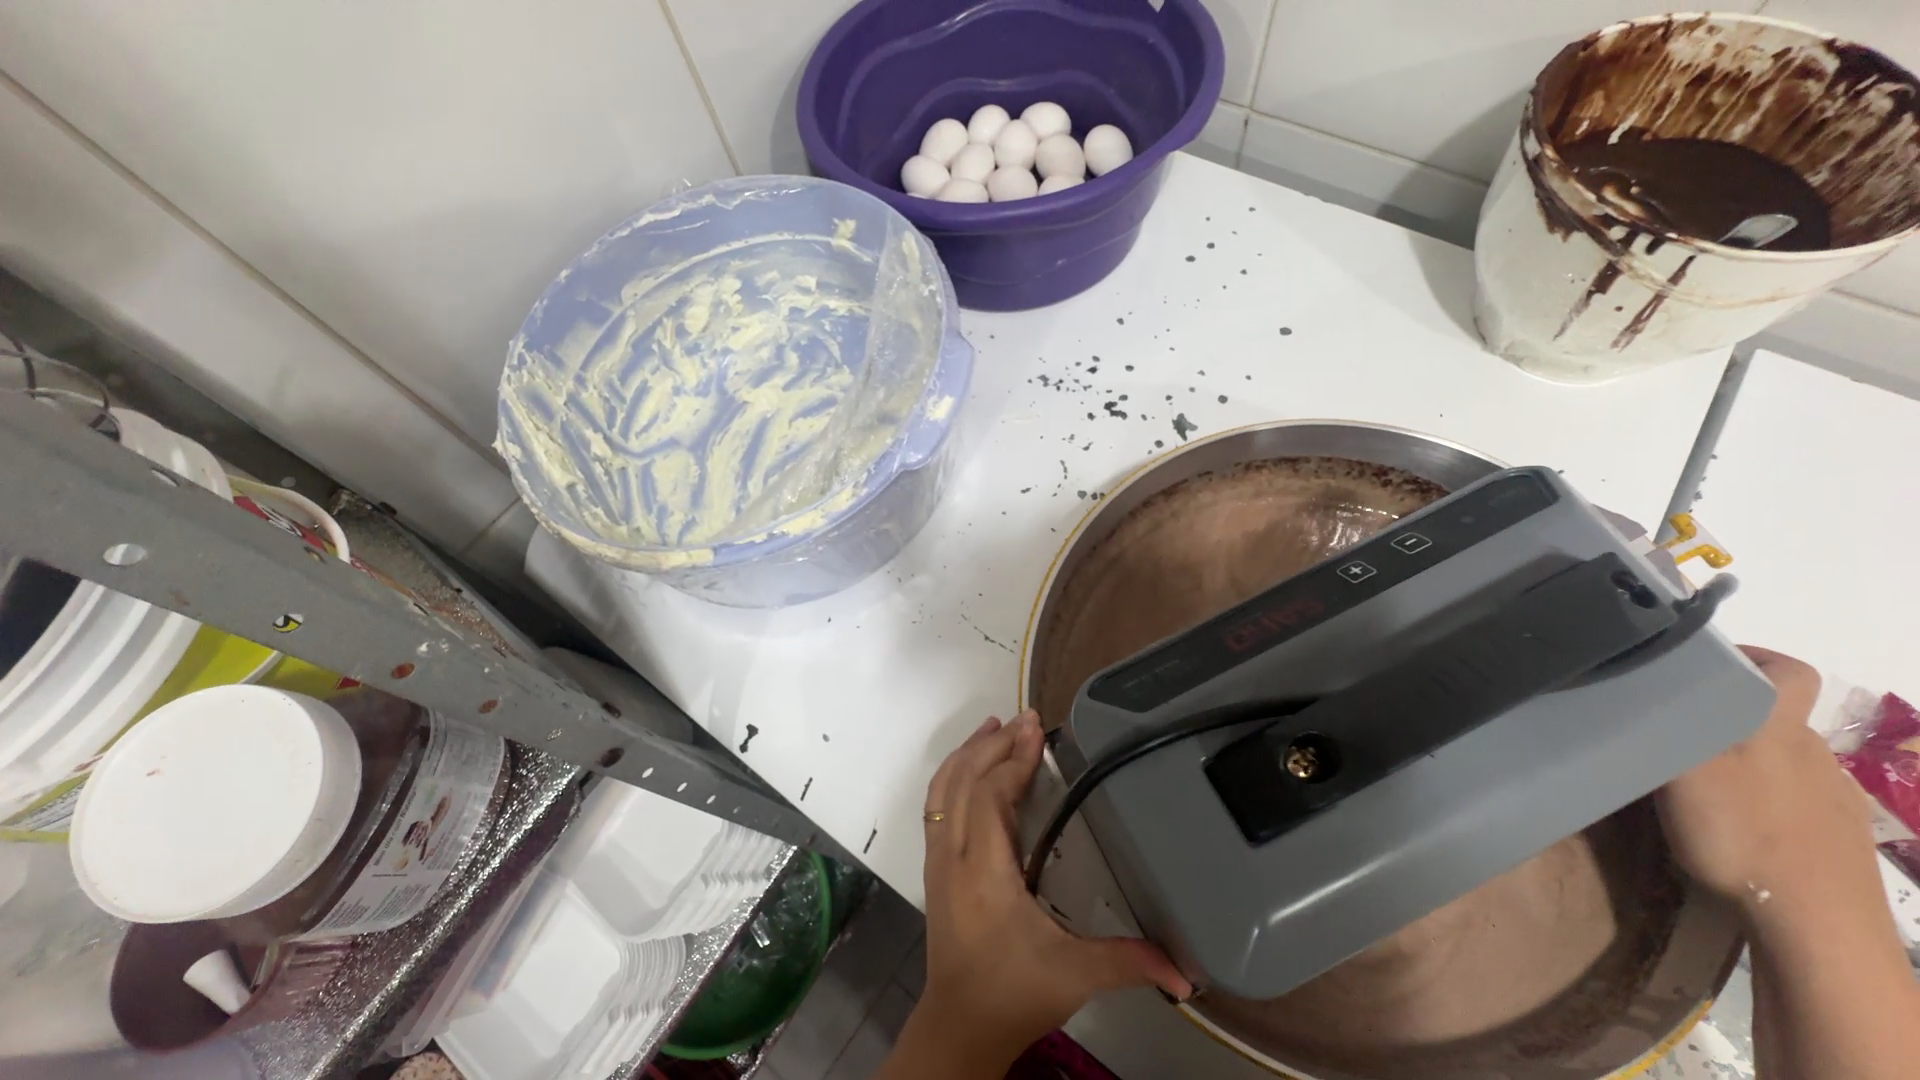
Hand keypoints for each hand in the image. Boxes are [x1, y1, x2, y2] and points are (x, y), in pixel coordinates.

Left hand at [891, 711, 1189, 1076]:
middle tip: (1025, 718)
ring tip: (994, 726)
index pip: (989, 796)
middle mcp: (952, 857)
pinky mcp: (935, 869)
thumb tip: (1187, 971)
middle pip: (963, 783)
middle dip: (992, 745)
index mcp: (983, 871)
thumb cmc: (1014, 994)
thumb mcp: (1076, 975)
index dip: (1012, 761)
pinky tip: (970, 768)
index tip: (1037, 732)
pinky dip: (953, 776)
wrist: (959, 1027)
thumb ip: (1129, 962)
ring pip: (943, 791)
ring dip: (967, 754)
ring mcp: (938, 862)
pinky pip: (938, 807)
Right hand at [1658, 648, 1919, 1079]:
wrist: (1815, 923)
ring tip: (1697, 785)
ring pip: (1784, 762)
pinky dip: (1765, 804)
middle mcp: (1814, 754)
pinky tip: (1737, 828)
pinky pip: (1795, 803)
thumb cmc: (1742, 832)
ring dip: (1745, 764)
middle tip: (1676, 731)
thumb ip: (1663, 727)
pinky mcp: (1838, 839)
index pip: (1789, 671)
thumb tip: (1633, 687)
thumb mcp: (1683, 771)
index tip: (1707, 666)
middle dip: (1731, 718)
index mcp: (1778, 728)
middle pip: (1776, 717)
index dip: (1756, 658)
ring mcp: (1833, 799)